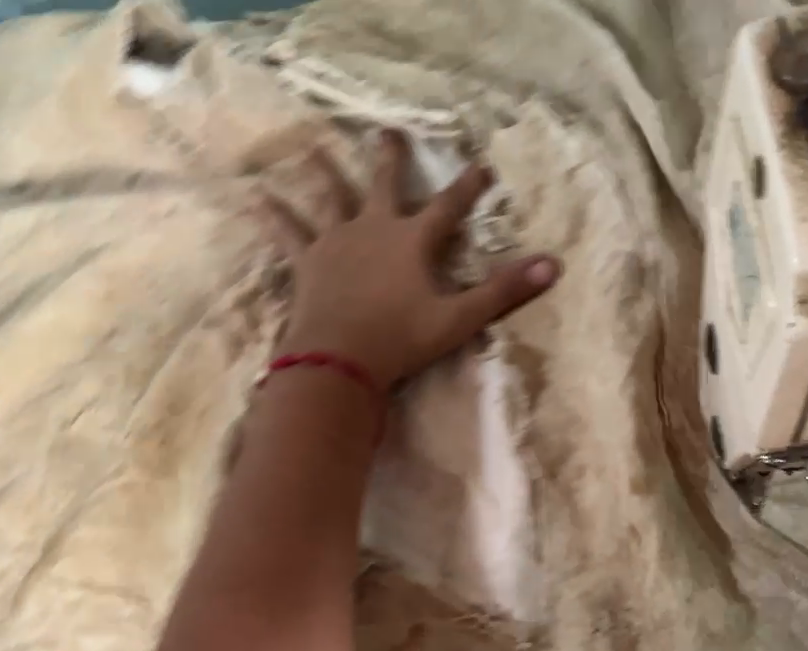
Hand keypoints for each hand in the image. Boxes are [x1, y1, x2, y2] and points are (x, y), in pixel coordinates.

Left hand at [260, 130, 561, 390]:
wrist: (339, 360)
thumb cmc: (401, 341)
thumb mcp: (459, 319)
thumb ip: (503, 292)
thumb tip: (552, 266)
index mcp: (413, 241)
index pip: (449, 207)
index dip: (468, 187)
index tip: (482, 166)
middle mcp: (374, 228)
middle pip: (384, 185)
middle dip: (390, 159)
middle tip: (387, 133)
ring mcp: (336, 242)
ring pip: (330, 197)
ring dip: (322, 172)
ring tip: (310, 148)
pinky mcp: (306, 262)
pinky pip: (287, 233)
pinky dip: (272, 216)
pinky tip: (255, 198)